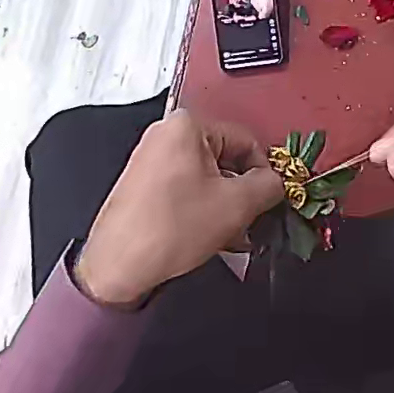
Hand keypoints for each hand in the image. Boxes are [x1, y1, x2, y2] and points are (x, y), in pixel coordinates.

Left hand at [75, 111, 284, 306]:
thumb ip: (268, 186)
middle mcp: (166, 134)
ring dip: (225, 205)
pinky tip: (209, 236)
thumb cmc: (171, 229)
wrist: (117, 267)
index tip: (268, 199)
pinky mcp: (144, 184)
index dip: (263, 172)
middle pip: (226, 159)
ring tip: (230, 235)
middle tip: (250, 221)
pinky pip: (187, 188)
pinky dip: (203, 209)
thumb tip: (276, 182)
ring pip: (208, 177)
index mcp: (187, 126)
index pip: (246, 141)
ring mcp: (152, 159)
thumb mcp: (237, 205)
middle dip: (241, 192)